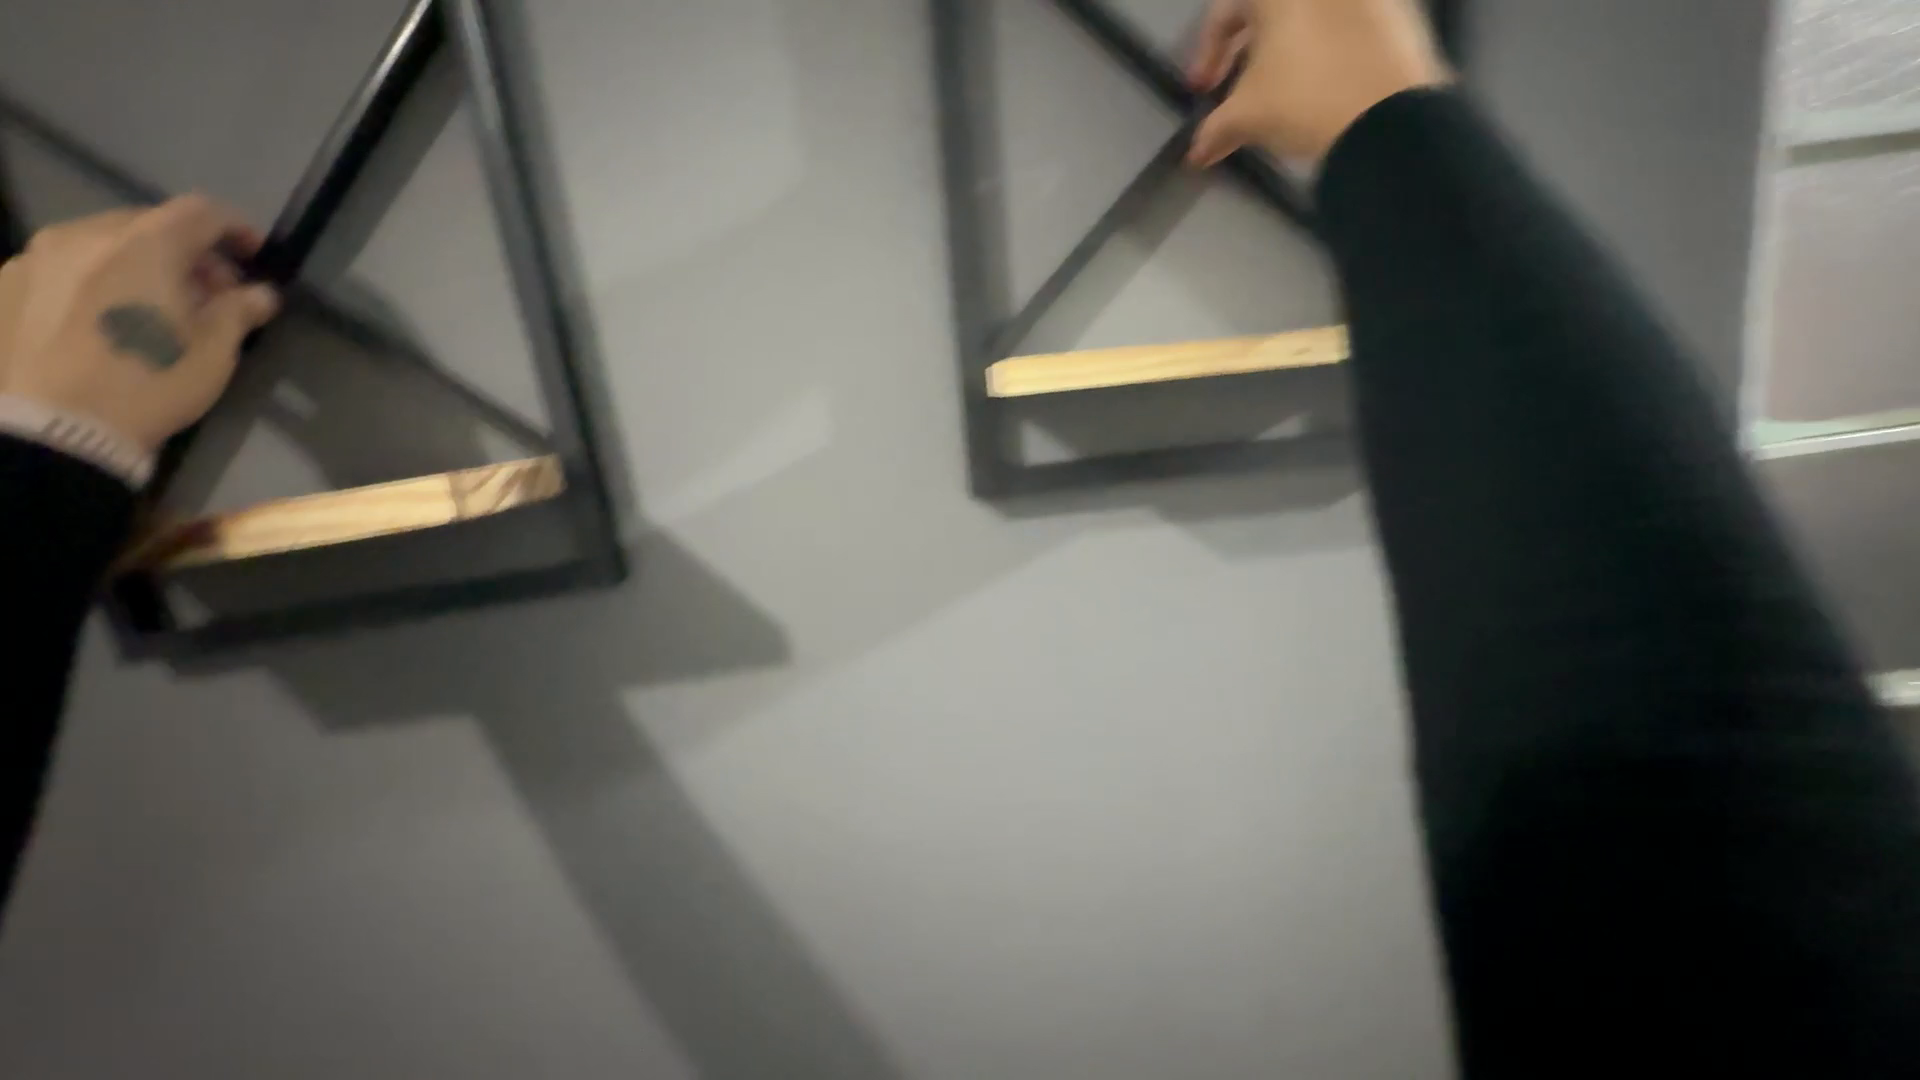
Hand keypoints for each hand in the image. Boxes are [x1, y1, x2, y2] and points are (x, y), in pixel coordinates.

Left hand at [0, 196, 279, 454]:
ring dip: (143, 265)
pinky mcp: (8, 284)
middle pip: (149, 224)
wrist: (55, 424)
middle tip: (211, 294)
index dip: (236, 228)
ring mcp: (37, 258)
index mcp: (145, 246)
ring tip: (159, 309)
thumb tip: (258, 293)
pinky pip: (69, 266)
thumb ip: (239, 310)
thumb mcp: (215, 351)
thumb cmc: (152, 381)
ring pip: (105, 243)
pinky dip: (102, 280)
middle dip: (189, 252)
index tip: (255, 255)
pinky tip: (113, 321)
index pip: (200, 212)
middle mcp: (85, 236)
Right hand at [1186, 0, 1452, 166]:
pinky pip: (1345, 25)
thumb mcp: (1246, 118)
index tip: (1203, 91)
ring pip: (1308, 17)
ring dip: (1285, 51)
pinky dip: (1324, 51)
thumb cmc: (1303, 101)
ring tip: (1278, 94)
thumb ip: (1214, 129)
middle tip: (1236, 90)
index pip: (1227, 10)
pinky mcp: (1396, 12)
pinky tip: (1319, 89)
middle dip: (1245, 50)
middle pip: (1269, 10)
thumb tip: (1197, 152)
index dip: (1207, 53)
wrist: (1388, 116)